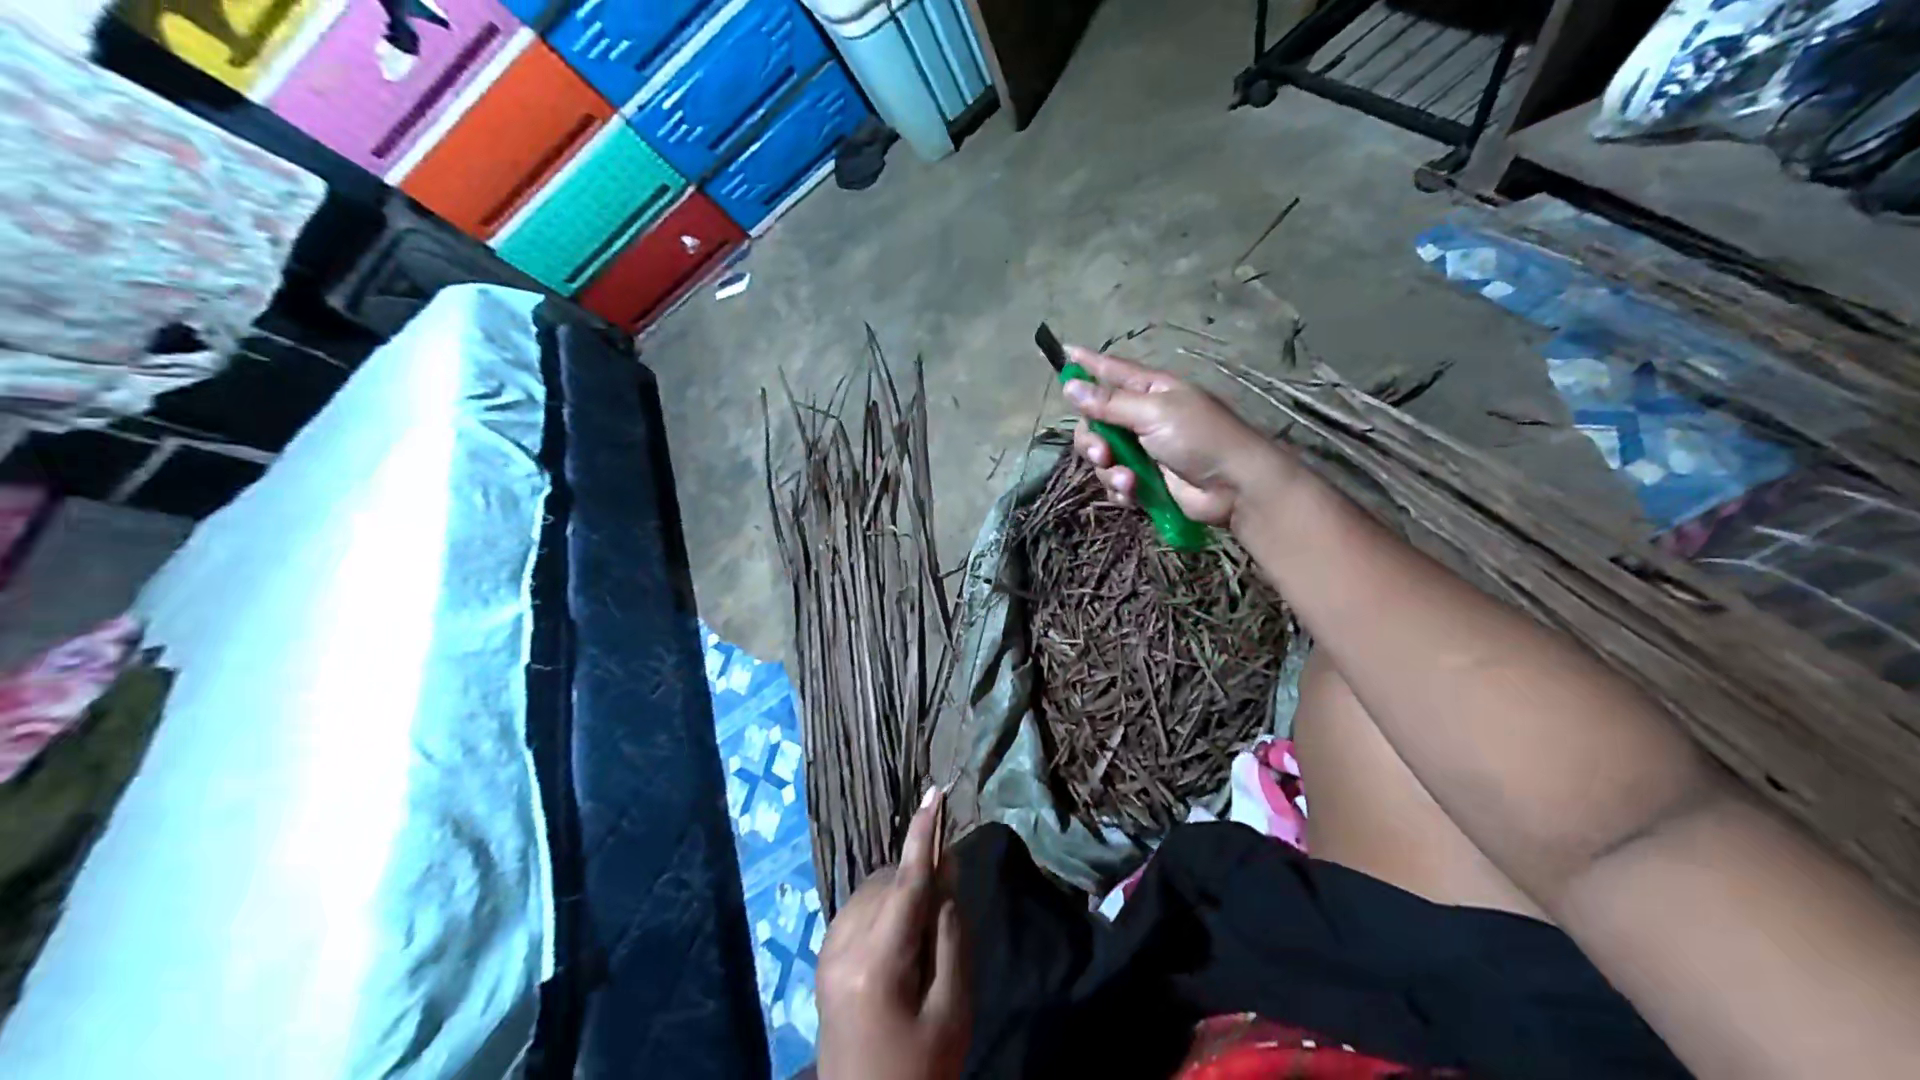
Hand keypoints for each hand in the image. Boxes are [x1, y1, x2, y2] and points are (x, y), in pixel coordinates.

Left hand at [816, 788, 969, 1079]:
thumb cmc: (920, 1067)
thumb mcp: (951, 1007)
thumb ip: (950, 934)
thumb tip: (945, 871)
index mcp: (875, 961)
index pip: (905, 881)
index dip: (923, 834)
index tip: (935, 792)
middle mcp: (842, 945)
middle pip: (889, 883)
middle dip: (920, 879)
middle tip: (947, 908)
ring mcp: (827, 951)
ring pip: (872, 891)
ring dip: (901, 893)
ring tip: (924, 936)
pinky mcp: (823, 958)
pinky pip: (859, 910)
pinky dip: (884, 908)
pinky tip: (900, 940)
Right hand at [1061, 347, 1286, 526]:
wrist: (1234, 487)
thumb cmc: (1200, 438)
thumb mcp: (1154, 412)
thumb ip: (1109, 403)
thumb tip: (1070, 385)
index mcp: (1150, 390)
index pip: (1112, 371)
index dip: (1088, 364)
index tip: (1064, 354)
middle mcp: (1143, 417)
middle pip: (1095, 422)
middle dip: (1092, 441)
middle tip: (1102, 453)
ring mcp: (1144, 451)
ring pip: (1102, 456)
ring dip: (1109, 470)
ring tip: (1128, 480)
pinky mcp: (1145, 481)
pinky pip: (1115, 482)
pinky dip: (1120, 489)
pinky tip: (1132, 494)